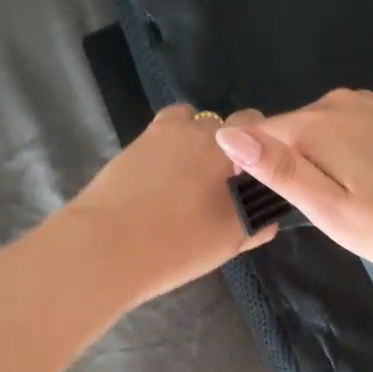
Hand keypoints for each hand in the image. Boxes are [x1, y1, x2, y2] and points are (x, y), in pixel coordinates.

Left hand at [66, 105, 274, 305]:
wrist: (103, 250)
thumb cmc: (177, 245)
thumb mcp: (228, 241)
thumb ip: (257, 224)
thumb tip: (269, 217)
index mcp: (224, 144)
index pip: (253, 121)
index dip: (258, 143)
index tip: (255, 173)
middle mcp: (192, 129)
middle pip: (216, 125)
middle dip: (223, 146)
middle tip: (221, 185)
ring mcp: (156, 135)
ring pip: (184, 127)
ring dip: (191, 144)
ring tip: (189, 182)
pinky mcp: (129, 148)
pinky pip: (159, 142)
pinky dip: (166, 154)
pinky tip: (163, 186)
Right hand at [212, 89, 372, 271]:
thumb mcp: (325, 207)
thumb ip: (277, 168)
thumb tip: (227, 133)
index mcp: (318, 123)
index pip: (261, 136)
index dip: (260, 169)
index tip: (280, 201)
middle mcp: (341, 101)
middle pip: (292, 129)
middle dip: (294, 163)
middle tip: (323, 206)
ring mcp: (371, 103)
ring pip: (320, 127)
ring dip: (321, 156)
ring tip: (347, 195)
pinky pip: (348, 125)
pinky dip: (346, 148)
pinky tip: (365, 177)